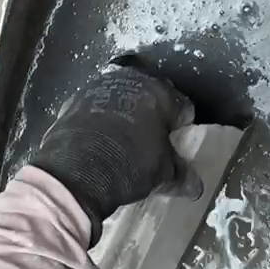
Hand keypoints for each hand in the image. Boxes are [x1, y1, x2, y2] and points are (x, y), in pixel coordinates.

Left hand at [28, 66, 187, 242]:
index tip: (178, 141)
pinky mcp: (74, 100)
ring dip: (125, 113)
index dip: (182, 125)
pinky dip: (100, 119)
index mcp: (161, 92)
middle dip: (154, 114)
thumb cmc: (131, 163)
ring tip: (124, 140)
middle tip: (153, 140)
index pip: (182, 107)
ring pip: (121, 98)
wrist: (76, 170)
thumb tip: (195, 188)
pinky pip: (96, 108)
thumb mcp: (164, 173)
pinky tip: (99, 140)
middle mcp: (132, 80)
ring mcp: (99, 87)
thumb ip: (181, 175)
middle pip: (151, 97)